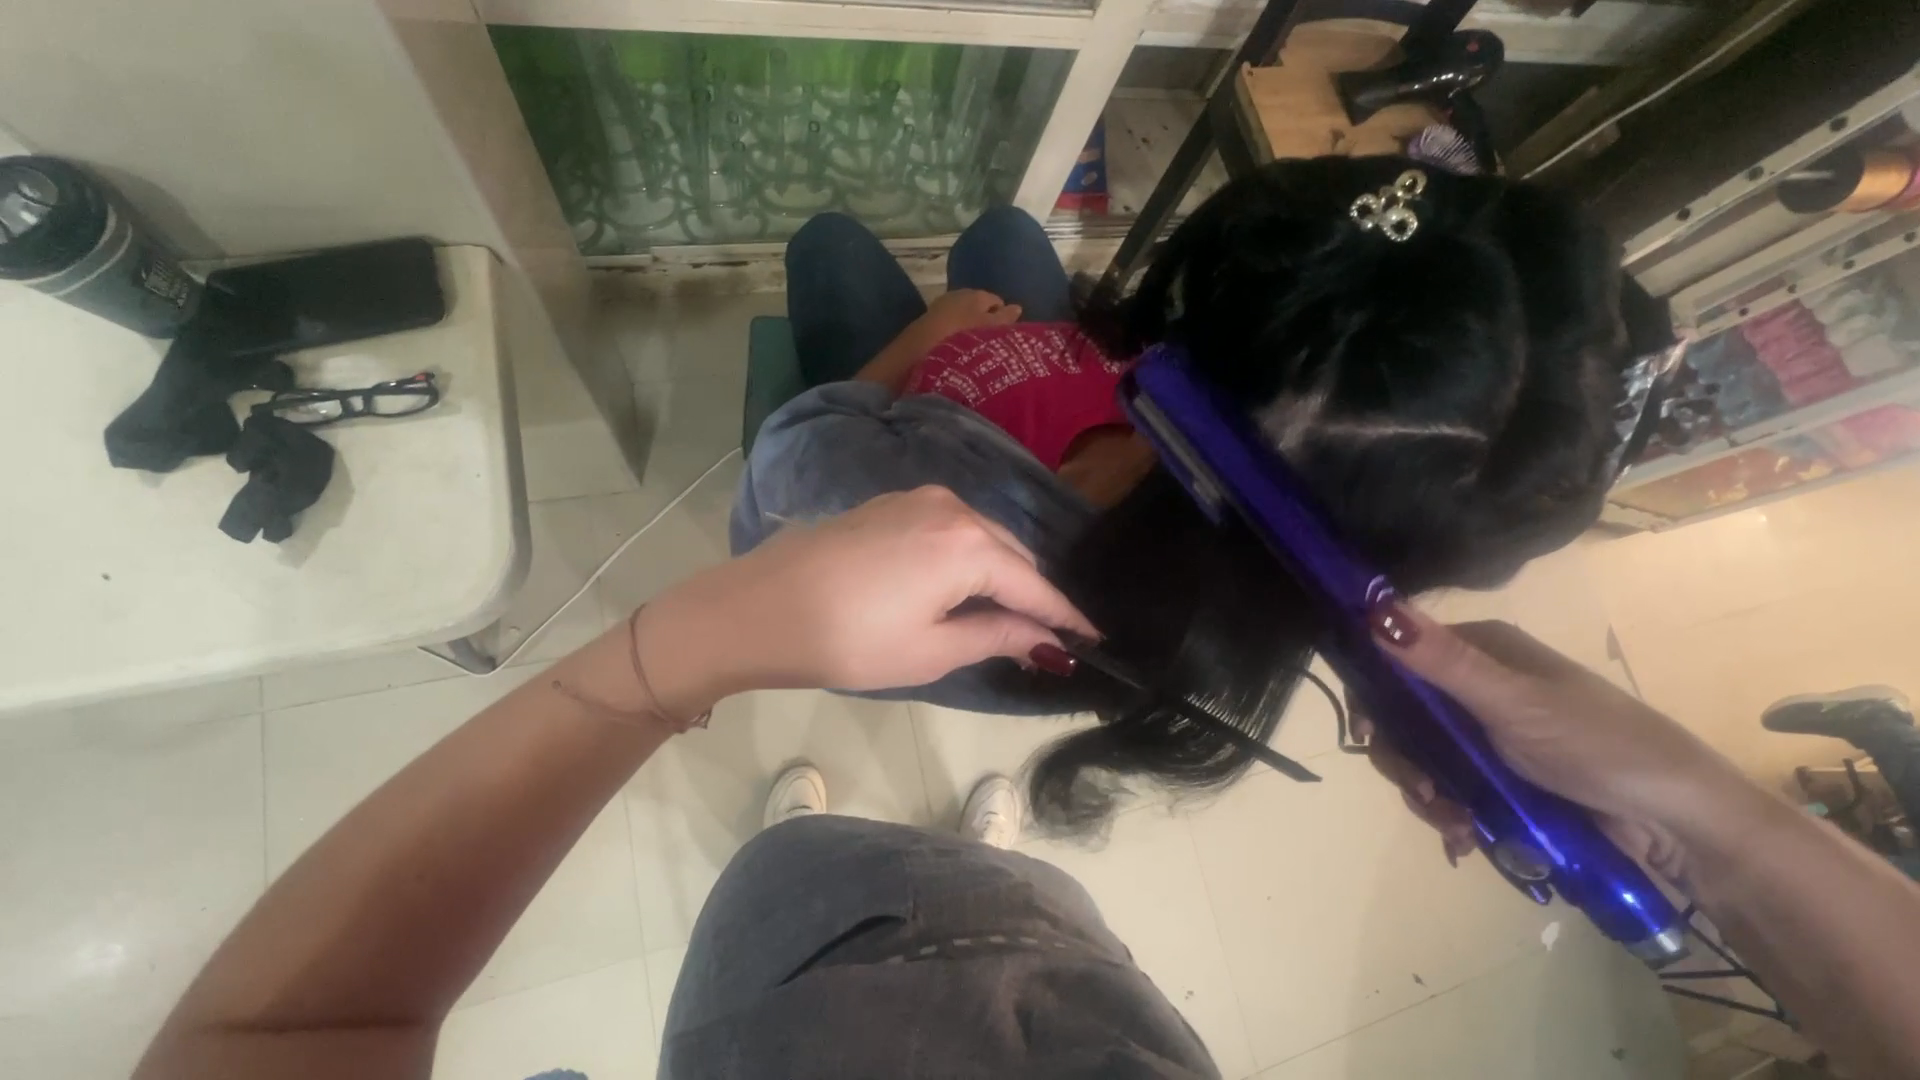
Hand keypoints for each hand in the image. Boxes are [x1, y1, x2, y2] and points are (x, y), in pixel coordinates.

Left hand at [632, 487, 1094, 717]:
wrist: (759, 607)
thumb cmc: (849, 640)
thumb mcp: (931, 650)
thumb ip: (996, 636)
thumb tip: (1045, 639)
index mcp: (968, 545)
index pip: (1034, 585)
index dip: (1064, 616)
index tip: (1094, 638)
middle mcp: (952, 508)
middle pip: (1011, 553)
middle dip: (1033, 593)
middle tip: (1049, 634)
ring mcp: (917, 499)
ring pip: (981, 536)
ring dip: (999, 572)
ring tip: (1009, 613)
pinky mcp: (890, 503)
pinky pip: (949, 528)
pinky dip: (967, 556)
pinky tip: (961, 583)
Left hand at [920, 288, 1021, 340]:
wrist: (923, 347)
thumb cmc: (965, 336)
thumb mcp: (991, 328)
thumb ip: (1005, 318)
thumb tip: (1017, 307)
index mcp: (979, 294)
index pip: (997, 301)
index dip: (1002, 316)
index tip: (1004, 334)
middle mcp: (960, 294)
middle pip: (978, 305)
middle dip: (984, 319)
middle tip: (989, 341)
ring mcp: (942, 304)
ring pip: (963, 313)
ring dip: (968, 325)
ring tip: (972, 345)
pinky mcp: (929, 318)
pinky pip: (949, 322)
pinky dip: (955, 330)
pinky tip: (955, 345)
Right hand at [1358, 605, 1763, 881]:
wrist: (1680, 822)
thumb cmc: (1598, 746)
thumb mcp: (1513, 702)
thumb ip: (1442, 661)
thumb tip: (1373, 606)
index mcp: (1481, 652)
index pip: (1398, 657)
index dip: (1373, 693)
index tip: (1367, 733)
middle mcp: (1478, 684)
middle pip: (1402, 714)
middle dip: (1402, 758)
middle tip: (1422, 792)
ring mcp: (1489, 732)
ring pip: (1422, 756)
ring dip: (1426, 792)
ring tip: (1454, 825)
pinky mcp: (1501, 774)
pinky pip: (1450, 786)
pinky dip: (1449, 810)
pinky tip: (1464, 835)